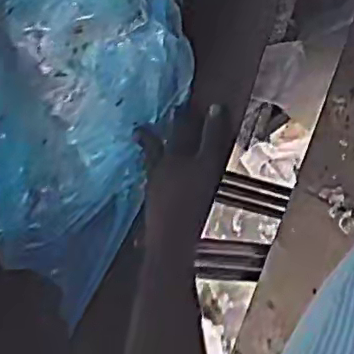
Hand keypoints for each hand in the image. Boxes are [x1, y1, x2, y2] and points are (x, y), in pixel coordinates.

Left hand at [138, 102, 231, 265]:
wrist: (172, 247)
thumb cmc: (194, 199)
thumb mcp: (210, 162)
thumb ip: (213, 135)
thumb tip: (215, 106)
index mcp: (172, 156)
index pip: (176, 130)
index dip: (179, 117)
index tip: (177, 106)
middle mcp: (158, 172)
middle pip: (153, 150)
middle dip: (148, 138)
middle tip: (138, 131)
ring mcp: (153, 194)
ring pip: (150, 171)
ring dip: (151, 162)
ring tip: (151, 158)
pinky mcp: (153, 214)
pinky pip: (153, 192)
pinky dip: (156, 186)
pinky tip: (160, 193)